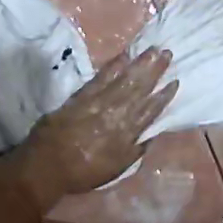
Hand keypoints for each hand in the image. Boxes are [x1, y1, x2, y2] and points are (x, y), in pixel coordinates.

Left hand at [19, 48, 178, 203]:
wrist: (47, 165)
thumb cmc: (85, 171)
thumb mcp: (117, 167)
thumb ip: (136, 150)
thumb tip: (152, 135)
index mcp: (127, 133)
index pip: (150, 111)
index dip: (163, 96)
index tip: (175, 81)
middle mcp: (117, 114)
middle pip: (139, 89)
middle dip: (154, 71)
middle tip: (167, 53)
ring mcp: (98, 103)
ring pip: (123, 80)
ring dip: (139, 64)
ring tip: (152, 50)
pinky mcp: (81, 96)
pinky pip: (100, 78)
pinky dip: (112, 66)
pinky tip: (123, 56)